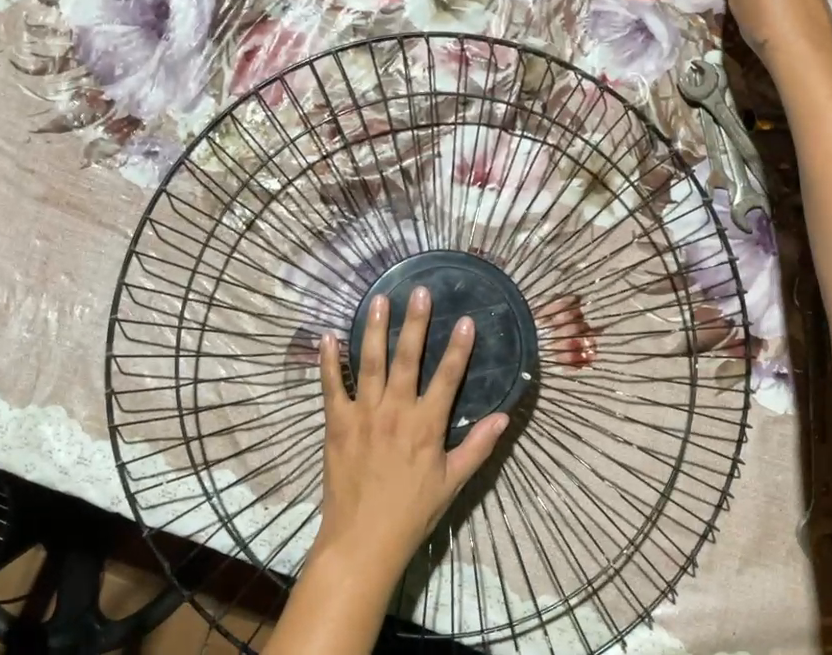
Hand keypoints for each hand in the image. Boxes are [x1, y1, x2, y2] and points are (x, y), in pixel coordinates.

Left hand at [311, 286, 508, 582]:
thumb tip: (503, 417)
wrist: (362, 540)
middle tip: (419, 291)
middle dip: (415, 322)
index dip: (458, 347)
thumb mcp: (452, 483)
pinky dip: (329, 360)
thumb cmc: (411, 512)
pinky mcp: (336, 423)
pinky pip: (332, 385)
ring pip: (370, 362)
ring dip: (375, 329)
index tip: (465, 319)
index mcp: (426, 426)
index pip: (447, 377)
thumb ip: (477, 447)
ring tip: (379, 299)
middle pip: (407, 358)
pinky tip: (328, 336)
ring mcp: (363, 414)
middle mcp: (395, 412)